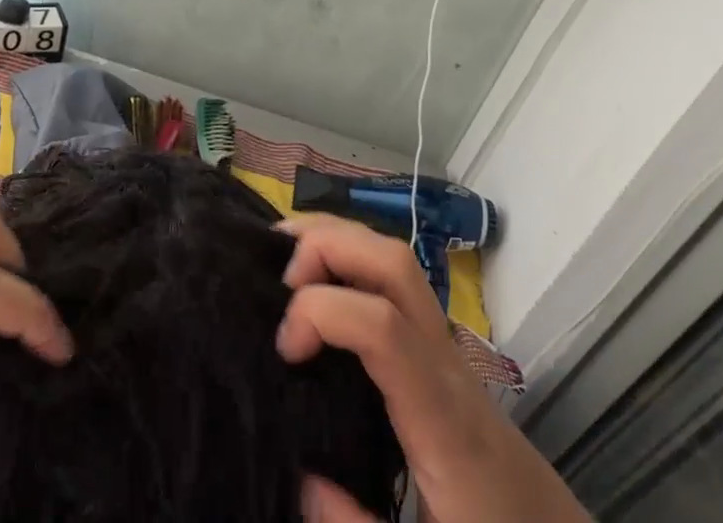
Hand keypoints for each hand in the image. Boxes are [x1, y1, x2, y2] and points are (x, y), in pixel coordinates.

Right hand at [275, 215, 590, 522]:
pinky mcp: (442, 359)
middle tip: (272, 283)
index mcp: (445, 421)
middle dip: (325, 247)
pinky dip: (349, 268)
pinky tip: (316, 295)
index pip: (384, 326)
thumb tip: (302, 477)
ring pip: (398, 263)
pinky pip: (395, 289)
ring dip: (336, 246)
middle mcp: (450, 369)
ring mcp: (450, 356)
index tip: (286, 350)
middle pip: (395, 264)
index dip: (320, 312)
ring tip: (282, 273)